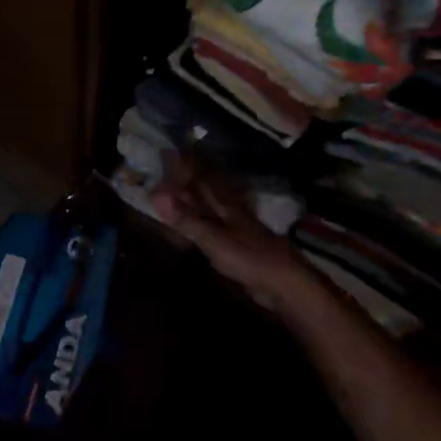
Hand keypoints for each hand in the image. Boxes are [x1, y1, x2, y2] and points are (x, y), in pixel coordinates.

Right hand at [151, 153, 309, 310]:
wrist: (283, 284)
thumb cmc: (249, 257)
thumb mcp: (213, 239)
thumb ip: (186, 219)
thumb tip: (156, 195)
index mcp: (227, 205)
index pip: (203, 178)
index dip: (186, 167)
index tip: (168, 155)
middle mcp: (232, 212)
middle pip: (207, 191)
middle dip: (188, 182)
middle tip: (166, 174)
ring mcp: (237, 229)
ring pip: (211, 208)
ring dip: (194, 201)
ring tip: (175, 196)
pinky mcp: (239, 246)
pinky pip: (214, 226)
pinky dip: (200, 221)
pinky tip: (195, 226)